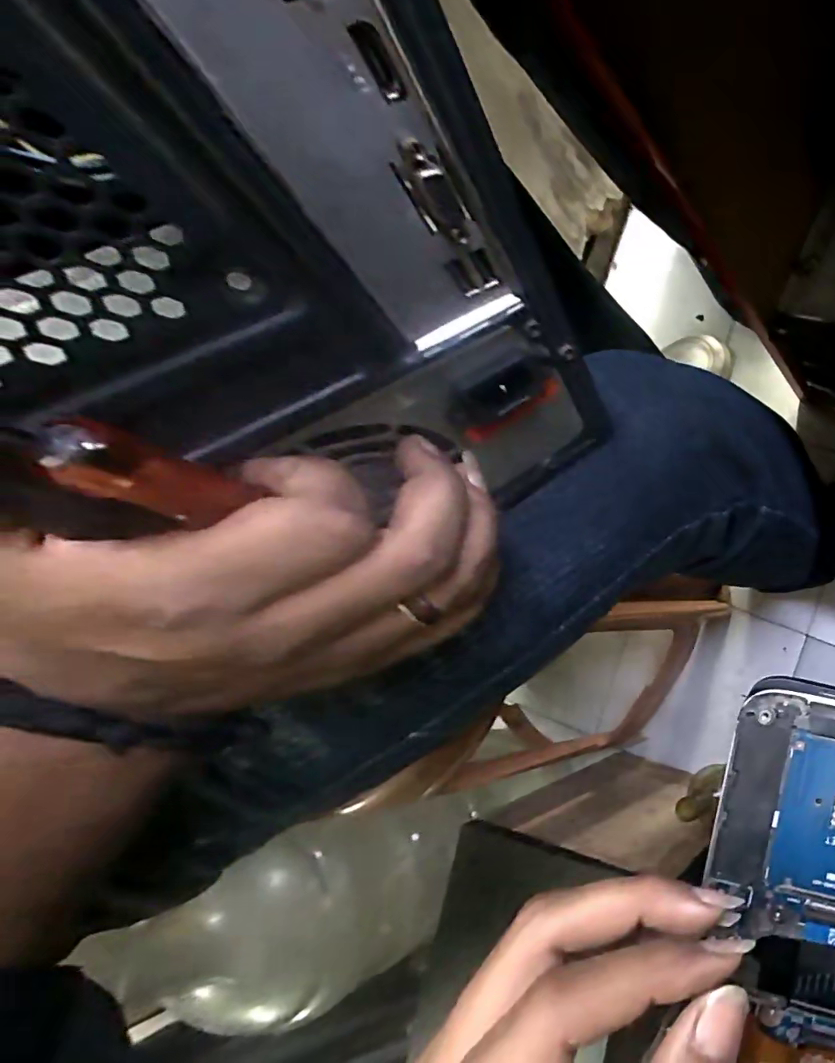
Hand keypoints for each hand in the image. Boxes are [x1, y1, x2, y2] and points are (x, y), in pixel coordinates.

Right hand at [0, 437, 497, 715]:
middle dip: (439, 490)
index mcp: (198, 598)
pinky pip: (457, 617)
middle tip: (423, 449)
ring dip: (479, 522)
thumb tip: (113, 431)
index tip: (283, 470)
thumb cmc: (46, 611)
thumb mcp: (10, 546)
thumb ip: (77, 481)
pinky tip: (476, 526)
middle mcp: (290, 632)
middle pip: (418, 557)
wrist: (82, 709)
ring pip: (454, 588)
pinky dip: (480, 567)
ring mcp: (344, 654)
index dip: (322, 479)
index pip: (326, 528)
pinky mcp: (370, 662)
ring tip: (467, 475)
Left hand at [417, 877, 756, 1062]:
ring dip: (626, 912)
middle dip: (637, 904)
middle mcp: (446, 1062)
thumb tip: (727, 998)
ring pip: (538, 936)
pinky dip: (608, 941)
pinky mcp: (477, 1048)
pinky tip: (656, 948)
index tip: (729, 955)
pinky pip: (543, 965)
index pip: (559, 1001)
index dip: (654, 966)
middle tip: (711, 909)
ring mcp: (454, 1050)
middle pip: (538, 934)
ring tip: (695, 916)